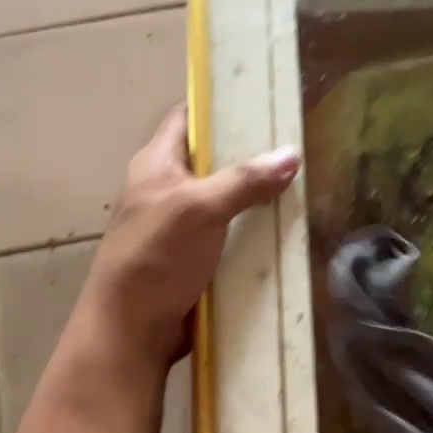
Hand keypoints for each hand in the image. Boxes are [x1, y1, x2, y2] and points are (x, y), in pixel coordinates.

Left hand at [80, 104, 299, 366]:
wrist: (131, 330)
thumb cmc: (155, 258)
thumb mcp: (198, 209)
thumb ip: (244, 181)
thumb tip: (291, 155)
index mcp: (154, 165)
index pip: (186, 119)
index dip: (218, 107)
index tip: (262, 102)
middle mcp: (164, 191)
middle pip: (210, 162)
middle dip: (249, 156)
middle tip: (296, 147)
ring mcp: (178, 228)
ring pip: (223, 203)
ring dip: (255, 199)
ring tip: (301, 187)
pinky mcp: (192, 261)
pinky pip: (227, 238)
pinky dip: (251, 235)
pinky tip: (284, 233)